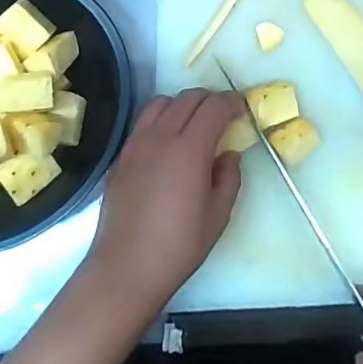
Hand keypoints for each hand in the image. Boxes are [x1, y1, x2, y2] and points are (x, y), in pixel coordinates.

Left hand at [79, 87, 244, 317]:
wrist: (126, 265)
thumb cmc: (178, 246)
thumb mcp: (218, 216)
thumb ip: (229, 178)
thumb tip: (228, 154)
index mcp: (189, 149)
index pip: (213, 107)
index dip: (231, 102)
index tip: (242, 107)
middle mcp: (160, 136)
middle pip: (187, 97)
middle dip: (209, 99)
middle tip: (222, 114)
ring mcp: (136, 143)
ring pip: (160, 102)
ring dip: (182, 104)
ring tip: (193, 123)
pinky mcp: (121, 155)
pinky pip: (142, 122)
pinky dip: (160, 119)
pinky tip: (167, 142)